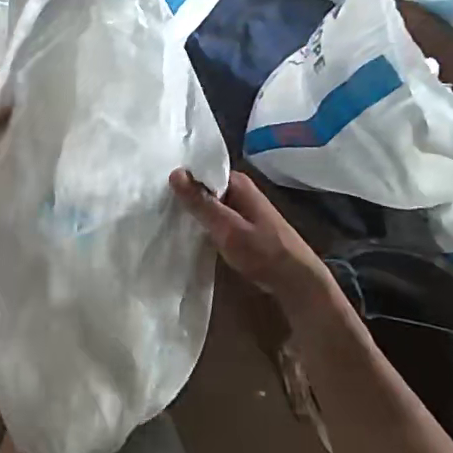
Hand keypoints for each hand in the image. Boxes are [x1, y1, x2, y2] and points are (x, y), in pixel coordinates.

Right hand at [170, 170, 336, 311]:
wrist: (297, 282)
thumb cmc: (264, 252)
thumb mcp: (228, 228)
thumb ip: (201, 203)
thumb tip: (174, 173)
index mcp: (238, 183)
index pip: (201, 170)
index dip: (180, 179)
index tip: (156, 189)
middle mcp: (239, 190)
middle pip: (204, 187)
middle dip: (184, 196)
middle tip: (155, 206)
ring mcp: (241, 208)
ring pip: (208, 204)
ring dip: (192, 212)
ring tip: (164, 218)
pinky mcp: (241, 225)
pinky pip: (214, 217)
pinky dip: (202, 223)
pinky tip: (186, 232)